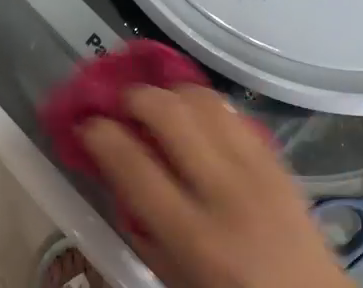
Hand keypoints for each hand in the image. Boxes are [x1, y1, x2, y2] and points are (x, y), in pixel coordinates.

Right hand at [80, 85, 350, 287]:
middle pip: (168, 113)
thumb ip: (142, 224)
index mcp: (193, 236)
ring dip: (170, 92)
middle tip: (119, 104)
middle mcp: (224, 192)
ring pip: (202, 98)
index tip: (86, 124)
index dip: (99, 133)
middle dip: (133, 97)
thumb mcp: (174, 277)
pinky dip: (204, 103)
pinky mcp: (277, 157)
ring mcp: (256, 169)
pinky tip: (193, 114)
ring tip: (155, 104)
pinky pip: (232, 110)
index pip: (131, 164)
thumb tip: (113, 168)